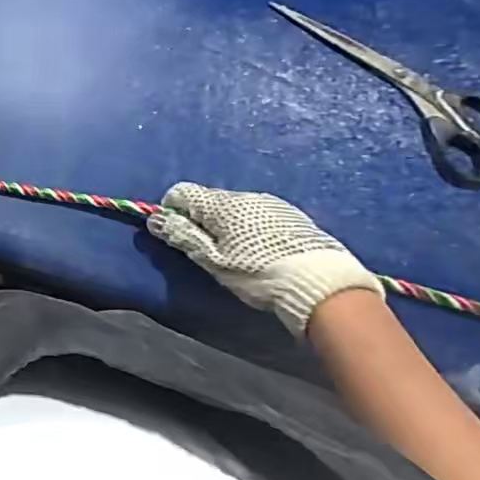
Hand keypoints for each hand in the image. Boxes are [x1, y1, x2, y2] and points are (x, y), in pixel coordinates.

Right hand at [146, 182, 383, 336]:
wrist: (324, 287)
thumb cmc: (258, 273)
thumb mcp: (213, 260)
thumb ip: (182, 236)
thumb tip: (155, 218)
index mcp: (222, 205)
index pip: (181, 193)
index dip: (172, 212)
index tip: (178, 235)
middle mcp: (246, 197)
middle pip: (208, 199)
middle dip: (200, 219)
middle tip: (207, 249)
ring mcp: (273, 205)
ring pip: (233, 207)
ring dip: (226, 223)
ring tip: (237, 252)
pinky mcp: (293, 216)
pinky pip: (257, 214)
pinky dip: (249, 227)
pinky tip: (260, 249)